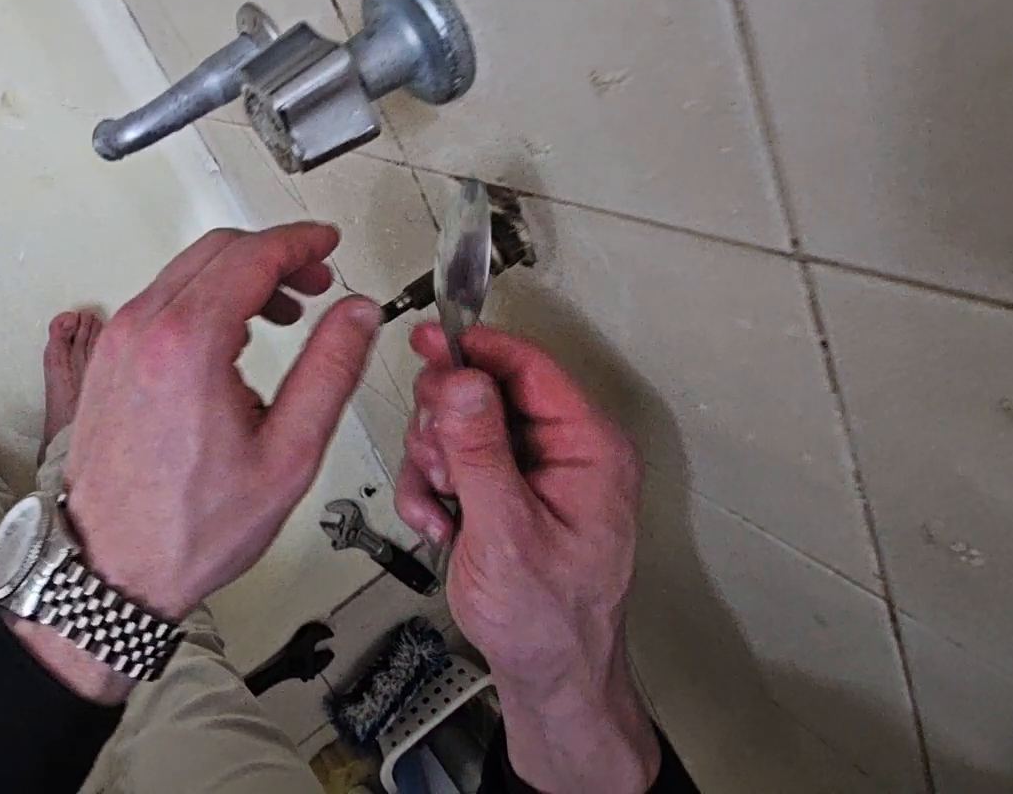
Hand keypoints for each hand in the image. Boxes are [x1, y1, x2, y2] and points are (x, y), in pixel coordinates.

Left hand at [64, 223, 380, 622]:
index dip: (299, 242)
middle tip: (313, 279)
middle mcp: (143, 330)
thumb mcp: (288, 454)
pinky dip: (205, 297)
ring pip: (187, 270)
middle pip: (218, 250)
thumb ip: (330, 370)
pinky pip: (162, 299)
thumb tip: (356, 315)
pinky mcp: (108, 357)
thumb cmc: (189, 527)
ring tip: (281, 310)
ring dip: (240, 275)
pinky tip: (234, 334)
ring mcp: (118, 341)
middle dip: (274, 254)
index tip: (325, 244)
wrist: (110, 567)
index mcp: (188, 345)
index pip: (252, 256)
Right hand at [397, 323, 659, 793]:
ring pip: (452, 421)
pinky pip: (440, 457)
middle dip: (445, 425)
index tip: (428, 339)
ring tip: (447, 505)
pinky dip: (427, 488)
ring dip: (432, 463)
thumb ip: (480, 452)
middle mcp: (556, 447)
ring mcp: (520, 465)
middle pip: (479, 389)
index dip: (475, 349)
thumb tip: (461, 380)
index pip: (528, 367)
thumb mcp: (508, 532)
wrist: (543, 673)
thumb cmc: (548, 618)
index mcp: (586, 447)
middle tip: (439, 459)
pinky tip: (441, 523)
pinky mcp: (491, 483)